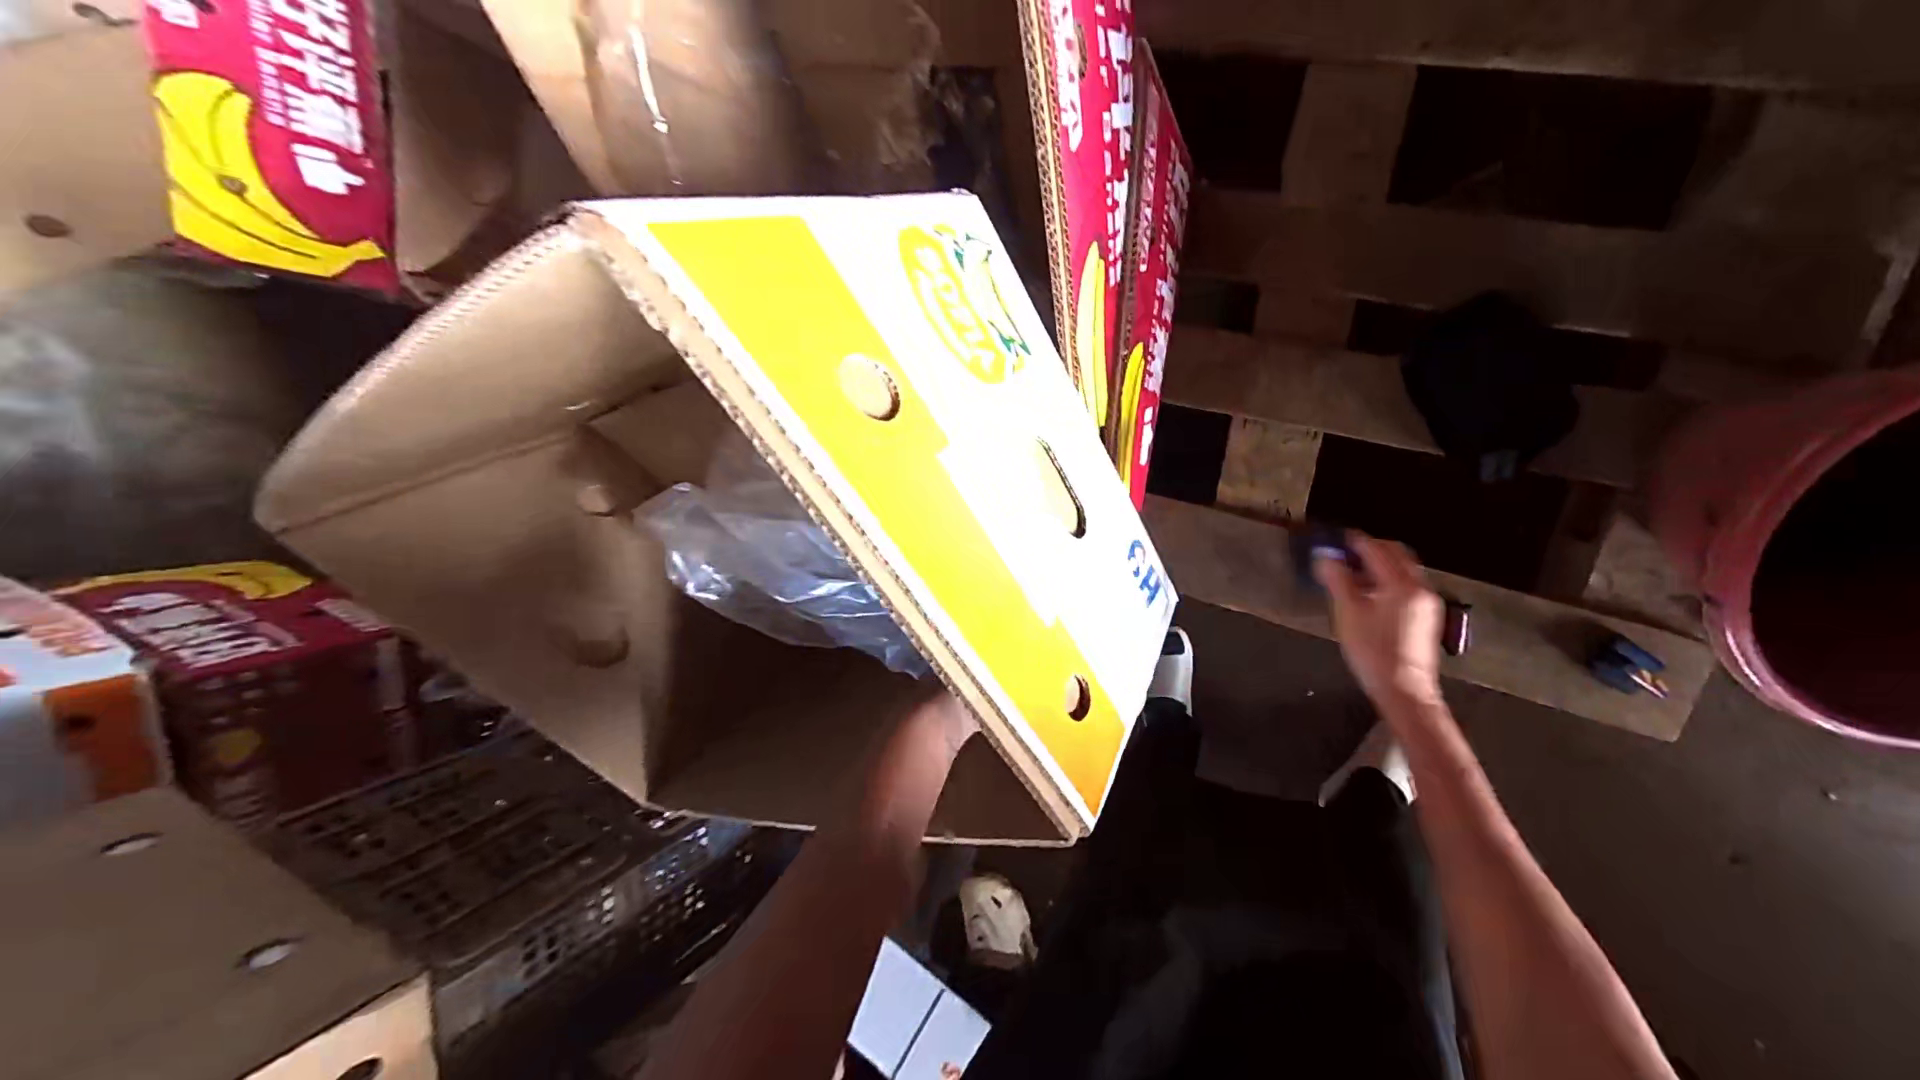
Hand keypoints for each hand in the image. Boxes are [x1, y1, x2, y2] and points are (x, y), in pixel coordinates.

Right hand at [1314, 532, 1445, 707]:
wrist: (1403, 688)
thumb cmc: (1372, 651)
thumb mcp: (1347, 612)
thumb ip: (1337, 580)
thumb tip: (1325, 557)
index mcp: (1401, 584)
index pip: (1377, 550)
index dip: (1354, 541)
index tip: (1336, 538)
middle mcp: (1419, 588)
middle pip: (1396, 554)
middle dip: (1371, 548)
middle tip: (1345, 551)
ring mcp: (1426, 602)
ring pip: (1402, 568)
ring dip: (1379, 563)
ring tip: (1353, 571)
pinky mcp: (1425, 615)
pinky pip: (1406, 584)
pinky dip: (1388, 578)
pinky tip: (1369, 592)